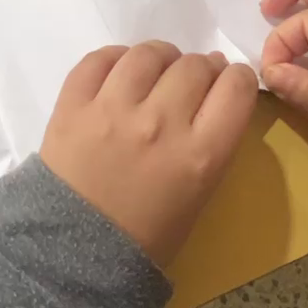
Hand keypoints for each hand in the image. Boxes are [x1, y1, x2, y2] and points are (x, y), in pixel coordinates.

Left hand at [39, 42, 258, 266]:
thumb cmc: (145, 233)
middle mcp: (160, 123)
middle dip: (200, 70)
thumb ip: (214, 137)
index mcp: (200, 155)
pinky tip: (119, 73)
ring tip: (154, 73)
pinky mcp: (72, 105)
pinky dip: (115, 58)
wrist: (72, 253)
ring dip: (160, 58)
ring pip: (148, 54)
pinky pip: (98, 59)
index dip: (236, 78)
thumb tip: (216, 80)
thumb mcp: (199, 194)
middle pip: (195, 66)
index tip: (226, 85)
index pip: (236, 87)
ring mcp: (112, 110)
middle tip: (187, 87)